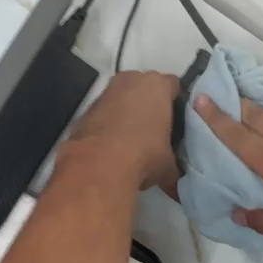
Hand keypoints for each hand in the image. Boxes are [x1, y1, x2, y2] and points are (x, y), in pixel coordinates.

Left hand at [63, 71, 180, 192]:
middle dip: (149, 104)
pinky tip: (111, 146)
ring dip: (126, 113)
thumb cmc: (144, 154)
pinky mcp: (86, 109)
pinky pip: (104, 113)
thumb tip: (174, 182)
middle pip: (144, 87)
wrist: (98, 164)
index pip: (173, 85)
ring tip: (132, 140)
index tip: (176, 120)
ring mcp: (105, 92)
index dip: (175, 103)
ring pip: (122, 98)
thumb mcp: (168, 165)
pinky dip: (108, 124)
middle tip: (155, 129)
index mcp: (157, 86)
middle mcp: (131, 80)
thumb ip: (173, 167)